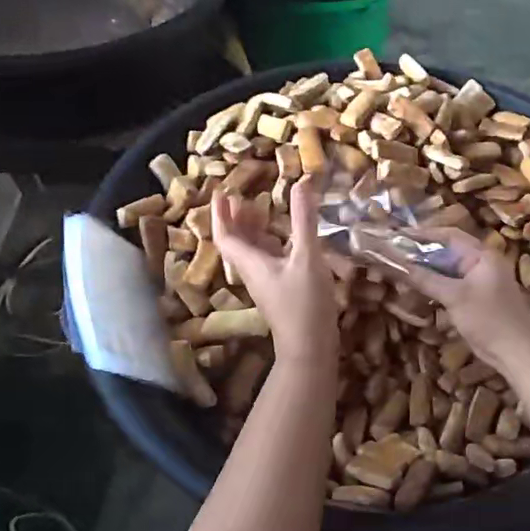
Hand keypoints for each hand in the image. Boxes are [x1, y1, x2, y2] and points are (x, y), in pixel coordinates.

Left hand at [211, 176, 337, 365]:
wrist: (309, 348)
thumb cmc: (304, 303)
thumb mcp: (306, 257)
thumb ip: (304, 220)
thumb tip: (301, 182)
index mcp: (251, 262)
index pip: (225, 236)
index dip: (220, 214)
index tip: (221, 193)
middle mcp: (253, 271)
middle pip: (237, 242)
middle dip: (236, 219)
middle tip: (241, 197)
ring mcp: (266, 282)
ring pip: (253, 251)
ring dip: (253, 230)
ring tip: (261, 209)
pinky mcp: (280, 291)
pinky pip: (268, 260)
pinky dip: (271, 243)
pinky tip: (285, 237)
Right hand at [401, 230, 529, 362]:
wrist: (517, 353)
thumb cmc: (489, 318)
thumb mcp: (454, 296)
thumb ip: (425, 278)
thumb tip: (394, 264)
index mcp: (482, 255)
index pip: (449, 235)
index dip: (423, 234)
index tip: (397, 236)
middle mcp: (481, 264)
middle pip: (445, 252)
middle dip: (419, 254)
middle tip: (391, 256)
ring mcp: (477, 283)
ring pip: (445, 271)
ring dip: (423, 272)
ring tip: (397, 273)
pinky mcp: (473, 300)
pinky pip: (448, 286)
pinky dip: (431, 286)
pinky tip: (414, 291)